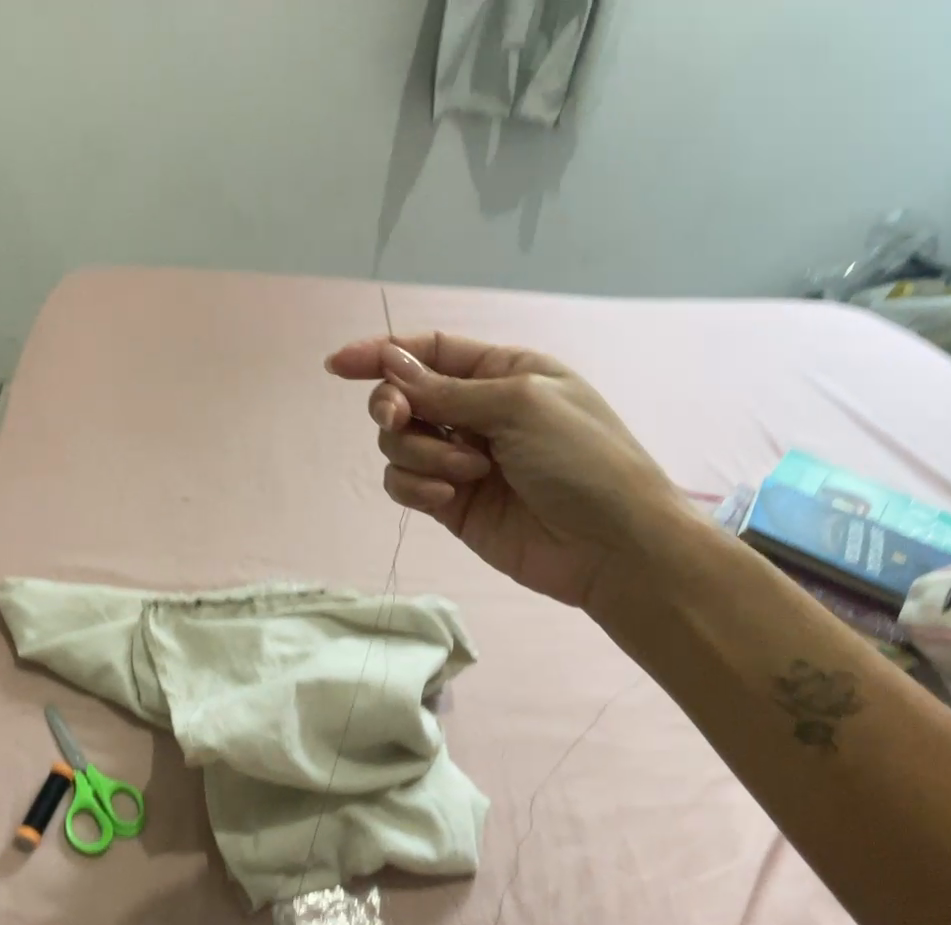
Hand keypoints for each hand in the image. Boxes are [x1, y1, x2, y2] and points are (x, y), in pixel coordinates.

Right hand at [325, 333, 686, 609]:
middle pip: (404, 397)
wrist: (612, 546)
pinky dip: (416, 487)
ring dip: (421, 454)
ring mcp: (460, 460)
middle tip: (402, 420)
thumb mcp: (520, 405)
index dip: (381, 354)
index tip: (337, 366)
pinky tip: (448, 498)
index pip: (429, 352)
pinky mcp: (450, 503)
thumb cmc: (582, 459)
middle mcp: (476, 412)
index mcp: (501, 373)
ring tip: (467, 476)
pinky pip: (405, 483)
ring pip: (399, 443)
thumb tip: (390, 362)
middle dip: (395, 407)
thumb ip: (447, 389)